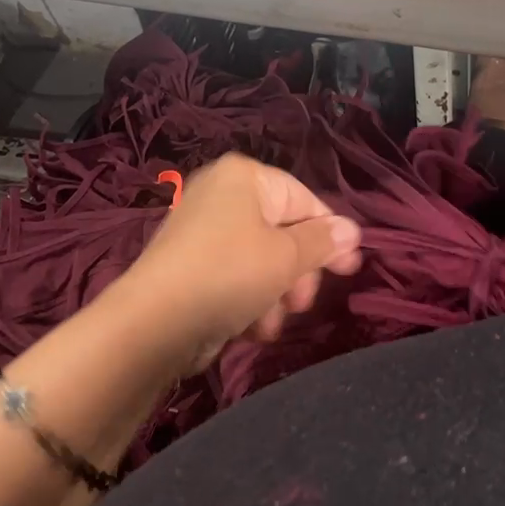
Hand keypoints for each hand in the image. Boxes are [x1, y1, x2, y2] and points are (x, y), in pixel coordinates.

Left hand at [118, 154, 361, 372]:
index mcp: (245, 177)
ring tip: (270, 322)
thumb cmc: (229, 274)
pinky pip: (235, 278)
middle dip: (298, 272)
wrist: (152, 324)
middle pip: (282, 232)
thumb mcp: (287, 257)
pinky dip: (248, 301)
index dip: (330, 235)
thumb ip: (323, 242)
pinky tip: (250, 328)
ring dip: (275, 295)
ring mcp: (202, 231)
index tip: (349, 270)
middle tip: (303, 303)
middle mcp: (222, 194)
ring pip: (261, 260)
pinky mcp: (189, 267)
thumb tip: (352, 230)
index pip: (304, 199)